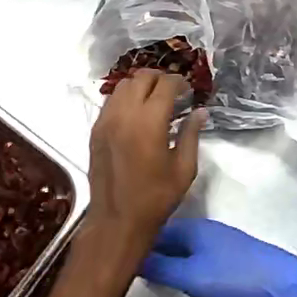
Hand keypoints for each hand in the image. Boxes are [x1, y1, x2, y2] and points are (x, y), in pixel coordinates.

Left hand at [80, 71, 201, 276]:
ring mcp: (106, 119)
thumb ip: (191, 135)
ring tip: (154, 99)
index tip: (188, 89)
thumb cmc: (155, 197)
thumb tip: (200, 112)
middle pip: (140, 78)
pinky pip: (110, 101)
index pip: (164, 85)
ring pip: (122, 86)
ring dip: (140, 85)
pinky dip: (125, 98)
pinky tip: (136, 112)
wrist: (117, 218)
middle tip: (173, 90)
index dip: (179, 82)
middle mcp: (124, 113)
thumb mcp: (183, 169)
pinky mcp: (95, 128)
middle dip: (159, 78)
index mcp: (148, 122)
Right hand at [140, 218, 296, 296]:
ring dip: (169, 261)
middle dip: (152, 251)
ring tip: (152, 277)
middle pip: (169, 239)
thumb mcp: (192, 277)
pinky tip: (184, 281)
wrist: (290, 292)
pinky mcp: (234, 261)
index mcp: (191, 227)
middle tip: (131, 269)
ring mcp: (221, 244)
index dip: (136, 241)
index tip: (119, 254)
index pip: (153, 230)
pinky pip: (199, 260)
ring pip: (185, 250)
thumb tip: (131, 258)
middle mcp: (204, 230)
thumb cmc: (236, 280)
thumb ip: (161, 267)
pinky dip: (186, 268)